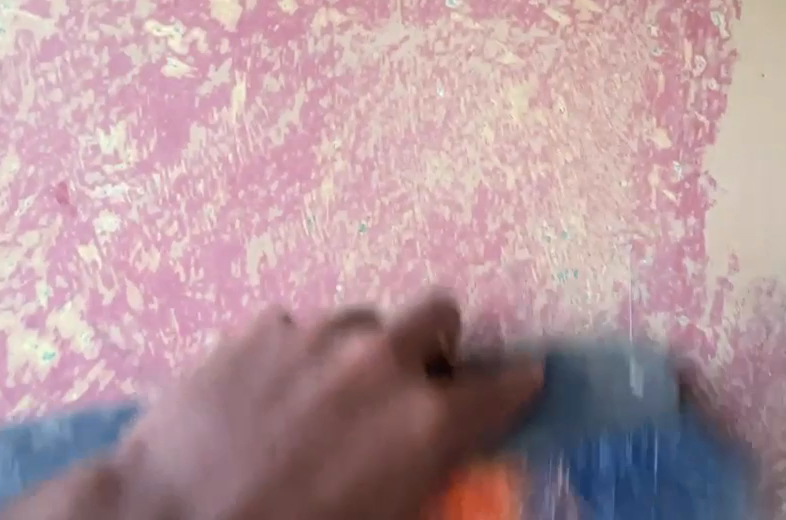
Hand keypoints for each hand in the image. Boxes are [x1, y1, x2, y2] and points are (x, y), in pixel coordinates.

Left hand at [100, 292, 541, 519]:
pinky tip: (261, 397)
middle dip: (435, 341)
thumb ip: (420, 473)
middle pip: (439, 312)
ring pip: (364, 321)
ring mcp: (322, 333)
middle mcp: (383, 362)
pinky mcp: (265, 324)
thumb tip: (434, 448)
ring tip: (316, 398)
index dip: (515, 383)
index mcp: (421, 422)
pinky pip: (299, 330)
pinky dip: (295, 357)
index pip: (497, 387)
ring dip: (358, 353)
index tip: (524, 376)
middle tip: (409, 377)